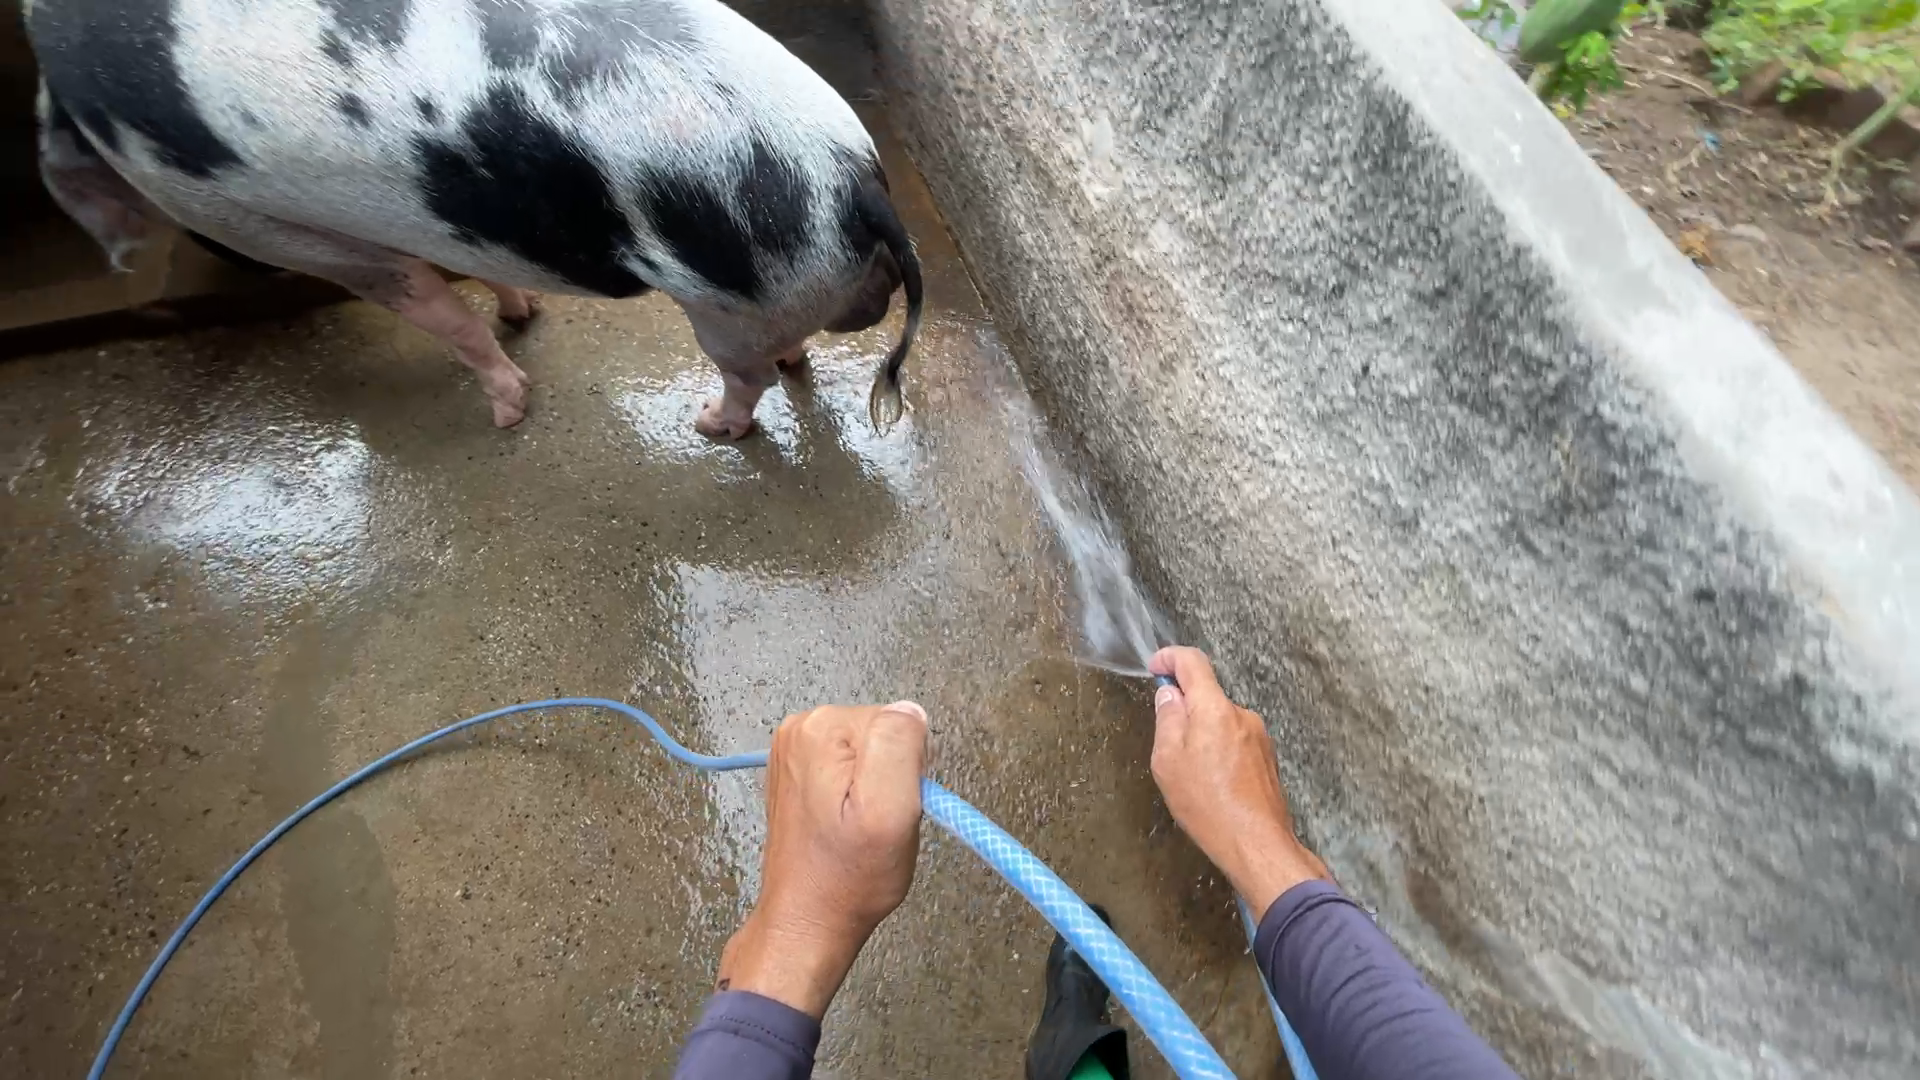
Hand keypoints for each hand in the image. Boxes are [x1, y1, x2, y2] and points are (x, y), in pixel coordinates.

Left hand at [717, 702, 928, 1017]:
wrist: (806, 922)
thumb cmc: (847, 876)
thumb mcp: (891, 809)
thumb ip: (901, 743)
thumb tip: (909, 710)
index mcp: (821, 728)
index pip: (897, 721)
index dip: (908, 765)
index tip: (890, 802)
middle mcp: (801, 729)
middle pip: (881, 730)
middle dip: (891, 772)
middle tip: (877, 816)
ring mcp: (795, 749)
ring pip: (869, 748)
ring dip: (876, 782)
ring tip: (861, 822)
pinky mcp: (798, 769)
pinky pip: (851, 763)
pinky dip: (858, 790)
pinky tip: (847, 820)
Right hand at [1149, 647, 1329, 916]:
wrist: (1257, 846)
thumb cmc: (1206, 803)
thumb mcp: (1168, 760)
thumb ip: (1167, 719)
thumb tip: (1170, 695)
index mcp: (1214, 708)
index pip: (1193, 662)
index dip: (1169, 657)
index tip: (1154, 667)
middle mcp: (1241, 715)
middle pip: (1206, 694)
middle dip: (1183, 708)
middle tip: (1166, 742)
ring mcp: (1258, 737)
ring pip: (1219, 721)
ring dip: (1201, 733)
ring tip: (1190, 774)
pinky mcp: (1266, 759)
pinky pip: (1234, 740)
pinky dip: (1217, 750)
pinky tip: (1211, 784)